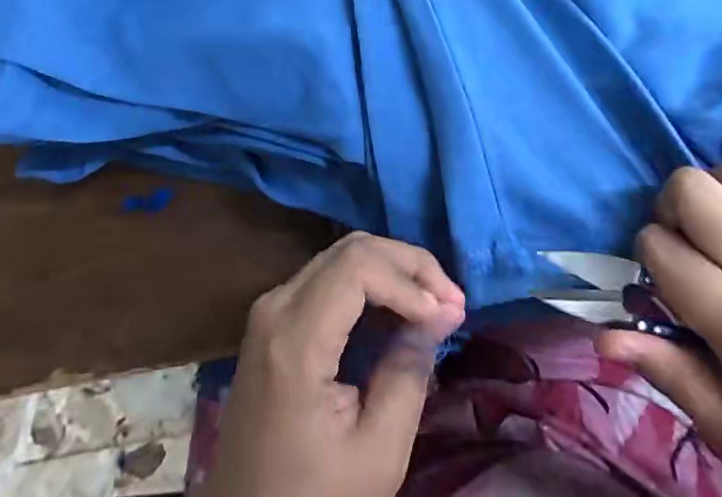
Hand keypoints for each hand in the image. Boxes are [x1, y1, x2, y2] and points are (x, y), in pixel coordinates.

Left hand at [201, 233, 466, 496]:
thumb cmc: (315, 493)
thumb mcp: (378, 450)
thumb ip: (409, 372)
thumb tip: (443, 311)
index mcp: (294, 340)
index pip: (358, 266)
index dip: (410, 279)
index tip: (447, 314)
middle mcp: (275, 307)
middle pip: (351, 250)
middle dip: (409, 266)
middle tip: (452, 301)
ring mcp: (270, 309)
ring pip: (341, 256)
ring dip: (393, 271)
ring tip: (436, 304)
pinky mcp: (273, 319)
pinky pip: (328, 277)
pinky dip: (371, 283)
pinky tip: (401, 309)